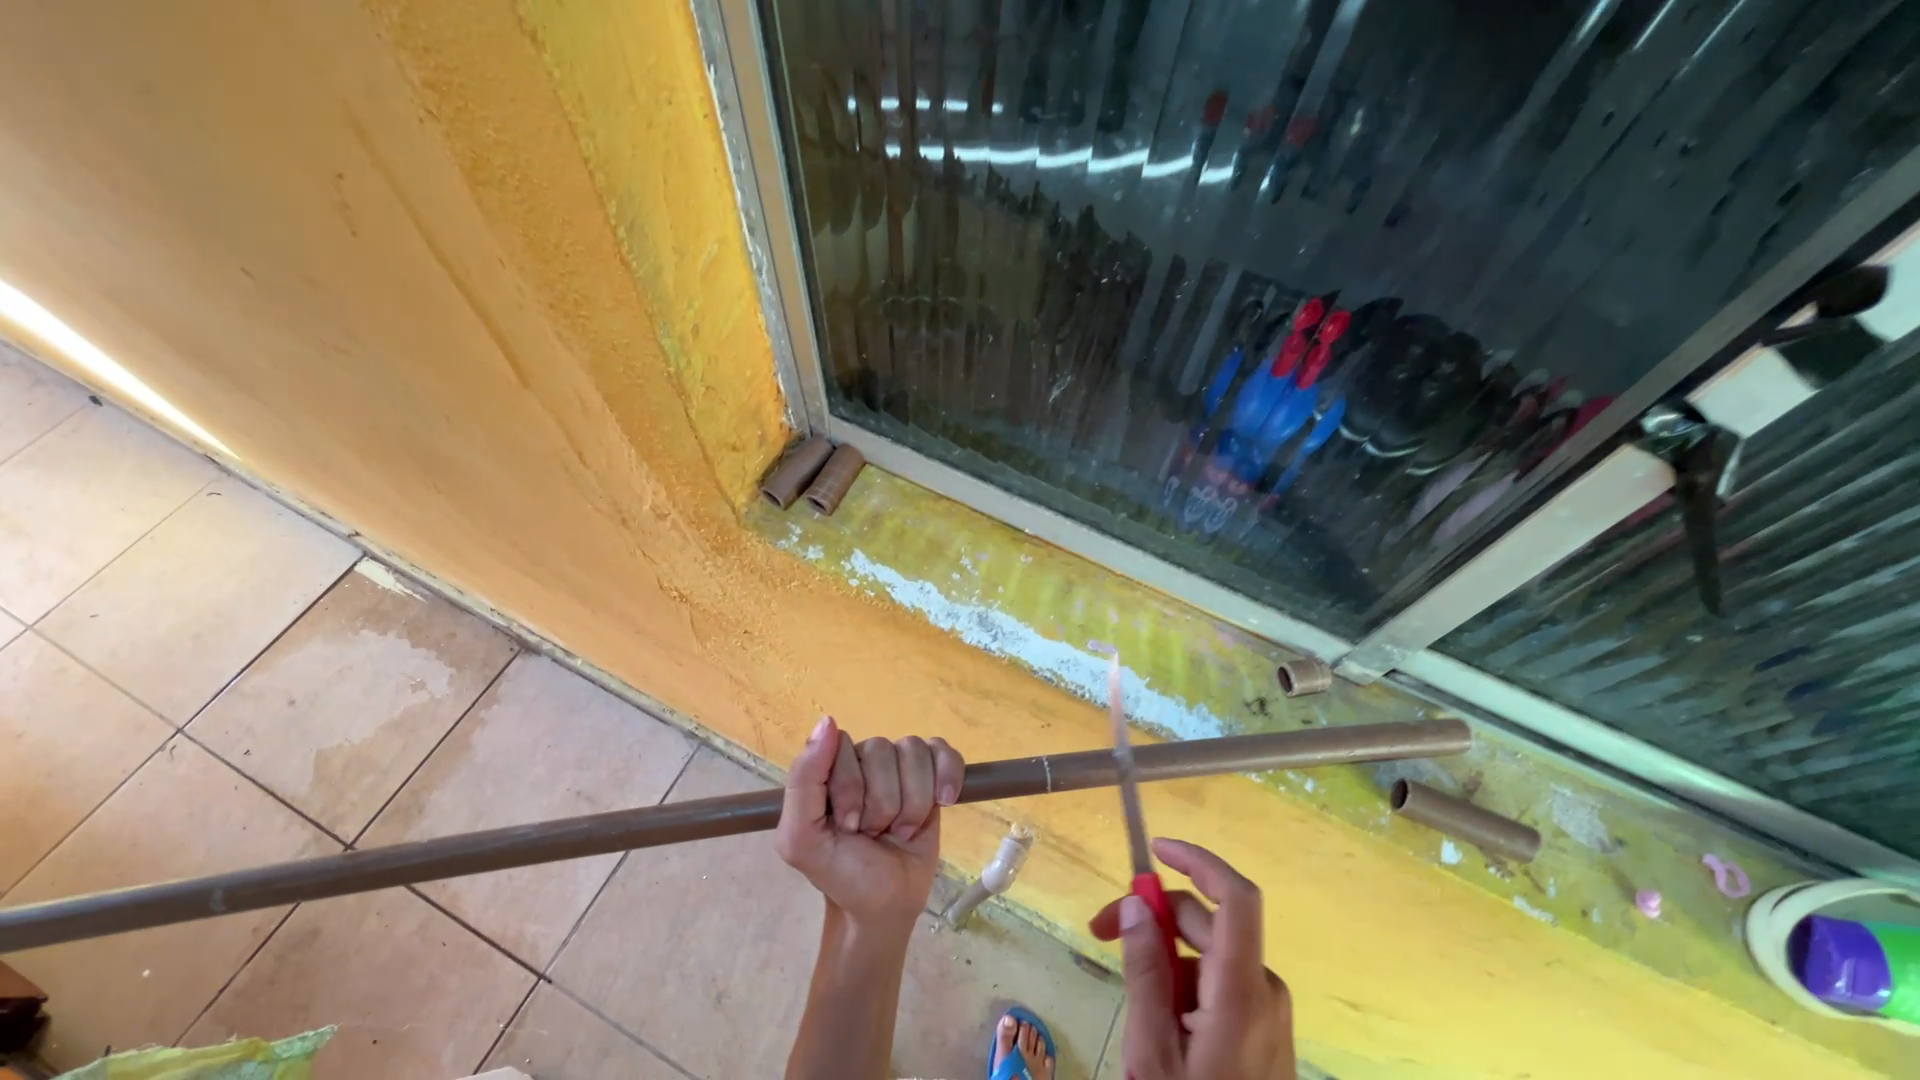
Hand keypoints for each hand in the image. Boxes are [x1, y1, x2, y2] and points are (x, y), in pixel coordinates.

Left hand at [777, 716, 965, 931]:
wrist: (886, 905)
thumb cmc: (841, 874)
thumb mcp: (802, 839)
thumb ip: (803, 781)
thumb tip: (827, 721)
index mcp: (829, 770)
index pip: (843, 746)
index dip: (851, 787)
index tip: (850, 827)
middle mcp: (864, 761)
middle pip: (881, 750)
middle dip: (883, 803)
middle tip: (876, 834)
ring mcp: (901, 767)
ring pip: (914, 752)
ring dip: (912, 802)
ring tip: (902, 831)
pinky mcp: (934, 776)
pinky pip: (944, 752)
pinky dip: (947, 776)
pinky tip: (942, 802)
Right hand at [1090, 838, 1293, 1079]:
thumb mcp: (1153, 1050)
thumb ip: (1145, 972)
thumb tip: (1138, 905)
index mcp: (1242, 991)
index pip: (1235, 898)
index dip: (1199, 861)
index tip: (1155, 850)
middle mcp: (1264, 990)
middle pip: (1210, 923)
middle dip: (1155, 916)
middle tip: (1100, 931)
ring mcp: (1268, 1012)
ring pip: (1210, 956)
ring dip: (1166, 956)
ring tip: (1128, 996)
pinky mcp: (1264, 1031)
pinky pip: (1220, 984)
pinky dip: (1184, 982)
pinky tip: (1158, 1020)